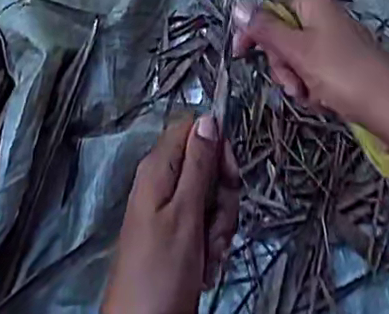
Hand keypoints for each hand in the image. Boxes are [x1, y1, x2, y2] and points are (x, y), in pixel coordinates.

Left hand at [102, 114, 240, 313]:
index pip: (193, 128)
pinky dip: (212, 241)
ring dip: (220, 223)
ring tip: (211, 251)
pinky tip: (207, 264)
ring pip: (210, 195)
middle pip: (206, 164)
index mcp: (159, 167)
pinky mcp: (177, 234)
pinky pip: (205, 222)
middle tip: (217, 223)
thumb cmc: (161, 271)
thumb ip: (198, 164)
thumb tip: (208, 117)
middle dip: (222, 194)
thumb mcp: (185, 214)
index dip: (216, 146)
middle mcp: (163, 181)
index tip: (229, 175)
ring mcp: (170, 209)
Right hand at [230, 0, 388, 131]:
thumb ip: (264, 29)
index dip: (254, 33)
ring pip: (295, 56)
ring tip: (312, 95)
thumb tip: (237, 6)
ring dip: (296, 79)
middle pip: (281, 34)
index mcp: (311, 1)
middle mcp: (322, 13)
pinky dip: (313, 86)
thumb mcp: (297, 50)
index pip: (268, 9)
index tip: (240, 56)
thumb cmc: (342, 74)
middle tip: (294, 82)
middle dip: (282, 63)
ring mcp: (333, 37)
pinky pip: (313, 70)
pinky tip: (324, 100)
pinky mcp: (342, 61)